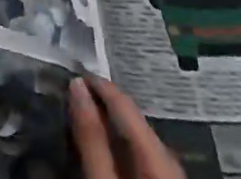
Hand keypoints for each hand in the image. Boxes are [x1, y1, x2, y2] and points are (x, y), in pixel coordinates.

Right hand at [69, 76, 185, 178]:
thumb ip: (91, 137)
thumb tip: (77, 85)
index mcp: (156, 148)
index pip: (123, 100)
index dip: (97, 82)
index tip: (72, 71)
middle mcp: (167, 152)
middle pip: (130, 116)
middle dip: (101, 103)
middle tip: (71, 95)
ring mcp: (169, 169)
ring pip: (134, 135)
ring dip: (108, 123)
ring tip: (82, 117)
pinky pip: (139, 152)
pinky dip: (118, 143)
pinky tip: (103, 146)